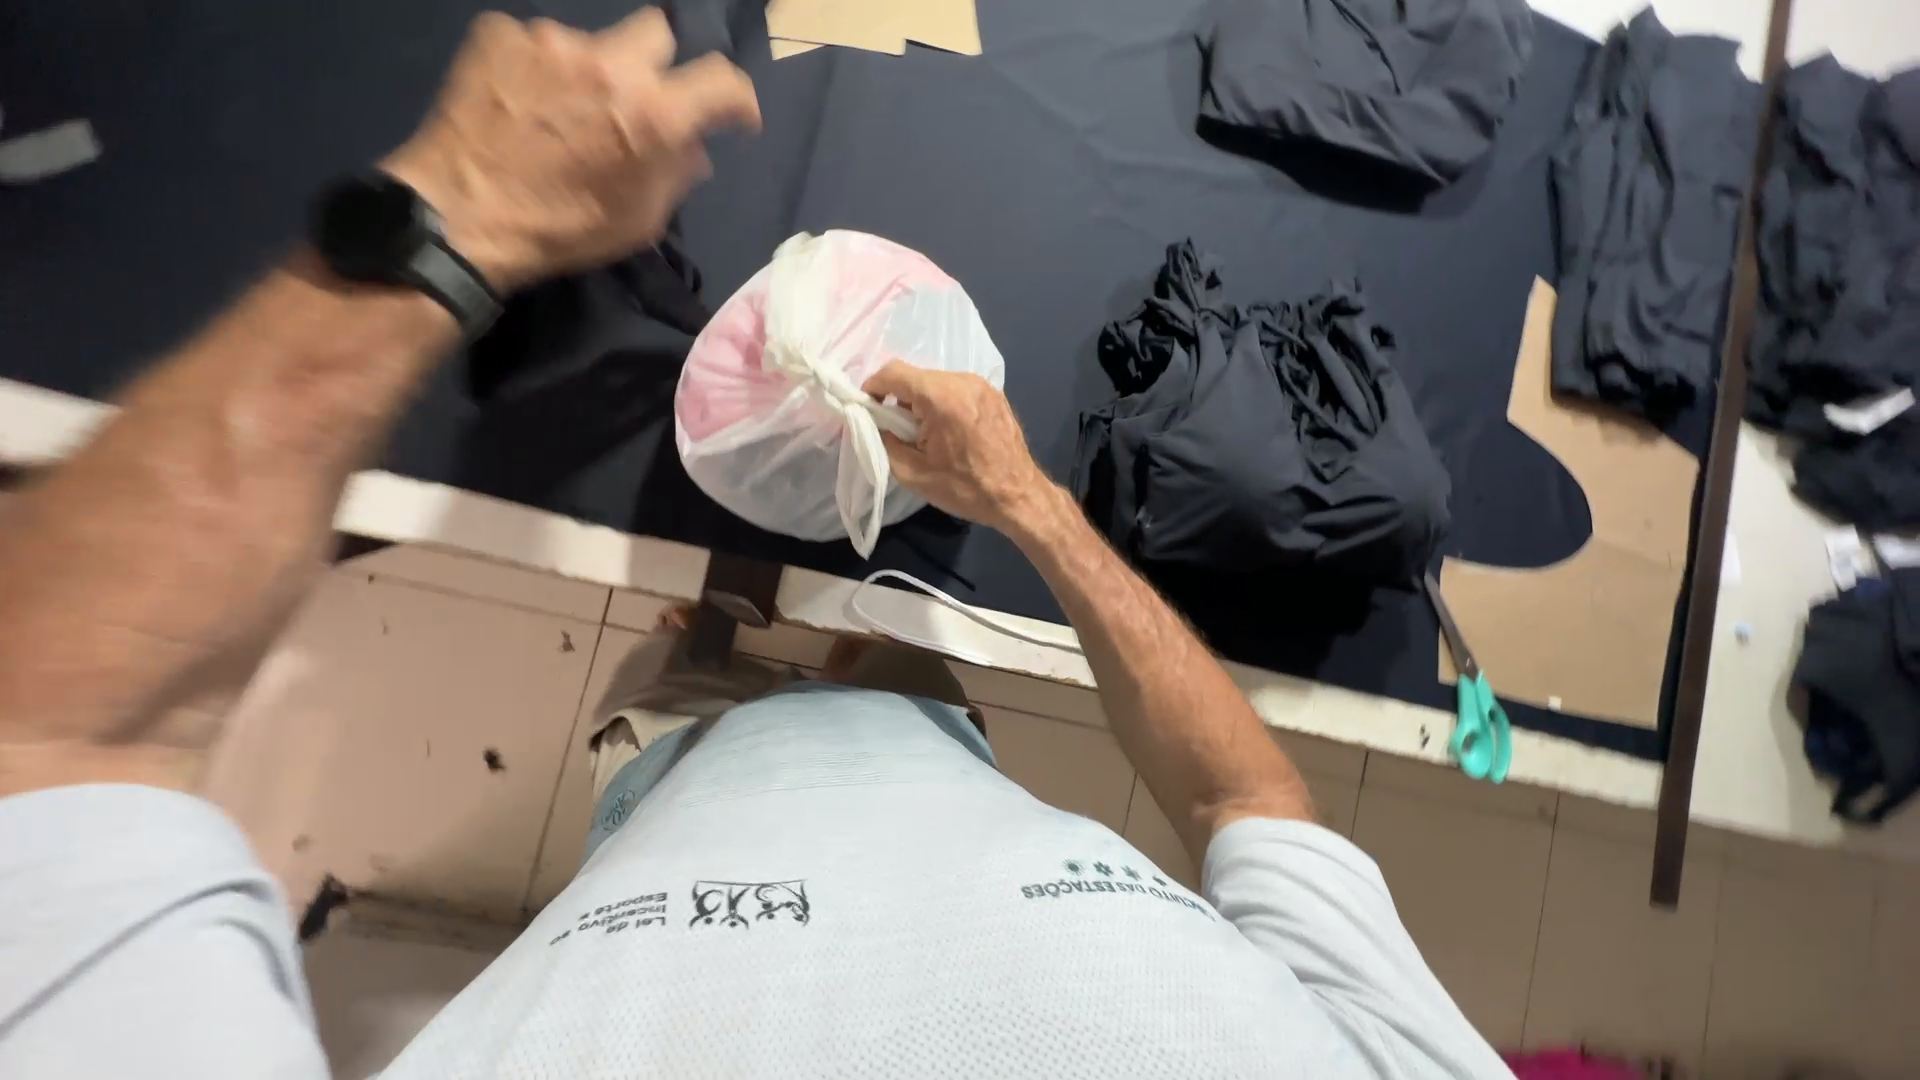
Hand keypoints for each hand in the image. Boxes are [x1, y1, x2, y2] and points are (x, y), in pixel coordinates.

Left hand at [383, 8, 760, 290]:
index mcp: (653, 114)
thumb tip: (692, 147)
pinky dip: (546, 72)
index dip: (738, 98)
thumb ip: (677, 172)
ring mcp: (551, 40)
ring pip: (596, 44)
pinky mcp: (500, 31)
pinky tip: (529, 106)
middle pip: (659, 33)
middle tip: (643, 102)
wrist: (464, 213)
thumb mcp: (642, 218)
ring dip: (596, 74)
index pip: (723, 80)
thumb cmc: (566, 229)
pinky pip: (542, 45)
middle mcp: (609, 62)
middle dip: (661, 66)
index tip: (734, 117)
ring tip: (568, 114)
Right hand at [863, 361, 1056, 534]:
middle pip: (915, 376)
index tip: (868, 409)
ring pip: (936, 382)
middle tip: (898, 430)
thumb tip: (873, 422)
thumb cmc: (965, 489)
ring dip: (922, 402)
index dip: (872, 387)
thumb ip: (885, 441)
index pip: (893, 372)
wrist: (1018, 496)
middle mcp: (963, 381)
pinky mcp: (994, 394)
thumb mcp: (913, 473)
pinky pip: (956, 389)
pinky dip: (943, 403)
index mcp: (941, 397)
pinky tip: (949, 432)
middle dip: (899, 398)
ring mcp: (982, 385)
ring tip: (926, 434)